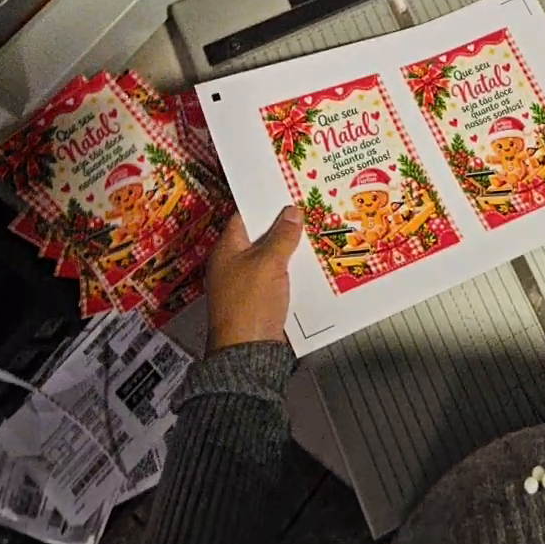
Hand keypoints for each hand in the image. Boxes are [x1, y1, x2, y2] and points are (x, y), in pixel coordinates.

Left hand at [204, 208, 303, 351]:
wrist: (249, 353)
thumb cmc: (251, 303)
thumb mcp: (267, 263)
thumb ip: (282, 236)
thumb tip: (292, 211)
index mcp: (227, 250)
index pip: (245, 217)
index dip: (265, 204)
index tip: (287, 191)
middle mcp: (234, 263)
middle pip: (261, 236)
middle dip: (284, 224)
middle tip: (309, 206)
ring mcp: (248, 282)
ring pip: (273, 256)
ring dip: (291, 247)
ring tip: (317, 228)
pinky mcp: (262, 298)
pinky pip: (279, 275)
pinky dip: (293, 267)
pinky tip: (314, 260)